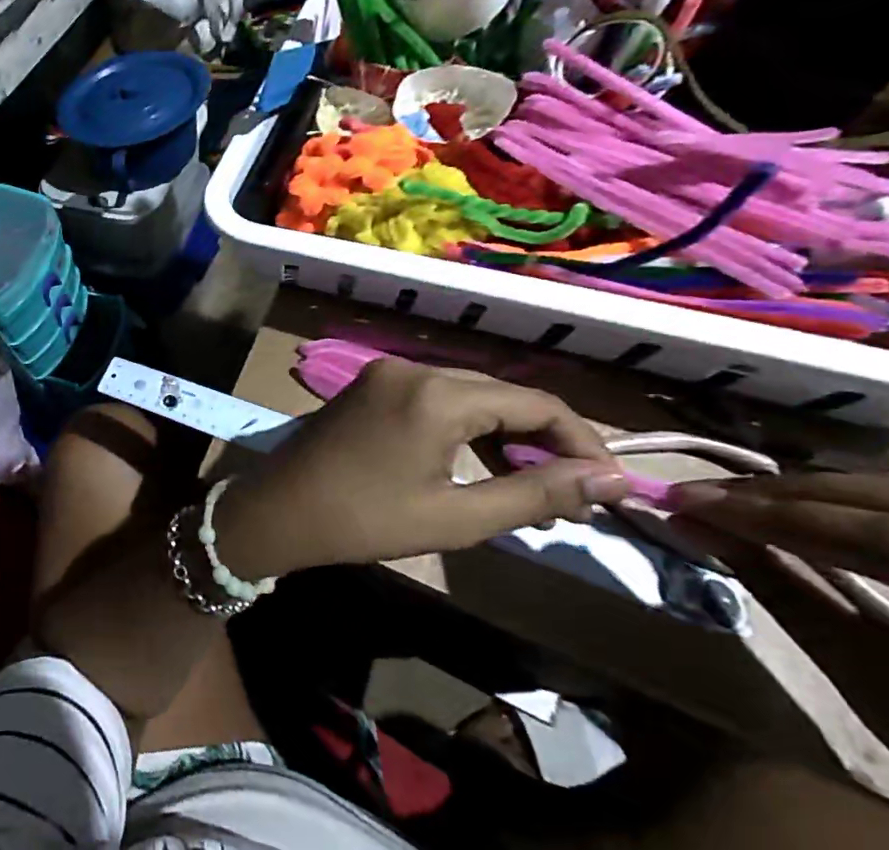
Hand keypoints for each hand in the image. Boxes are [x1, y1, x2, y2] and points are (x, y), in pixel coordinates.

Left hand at [218, 358, 626, 577]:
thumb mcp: (455, 517)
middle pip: (502, 395)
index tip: (609, 487)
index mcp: (438, 393)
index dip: (582, 442)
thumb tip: (611, 481)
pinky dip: (464, 430)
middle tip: (571, 499)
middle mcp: (414, 368)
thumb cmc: (363, 520)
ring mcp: (387, 373)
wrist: (276, 512)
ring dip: (504, 437)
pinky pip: (435, 400)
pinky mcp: (370, 386)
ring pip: (469, 397)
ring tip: (531, 492)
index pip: (536, 403)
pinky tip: (479, 467)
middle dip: (543, 442)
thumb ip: (534, 494)